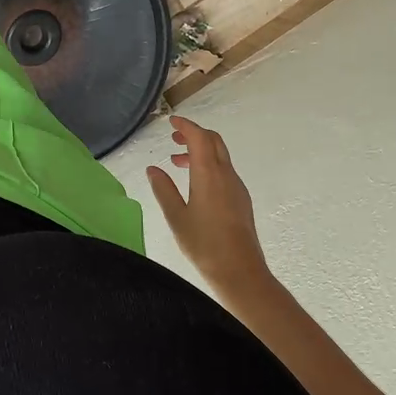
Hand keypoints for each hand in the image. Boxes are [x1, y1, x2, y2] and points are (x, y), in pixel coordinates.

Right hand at [145, 116, 272, 305]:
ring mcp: (237, 187)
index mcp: (209, 174)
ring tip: (178, 163)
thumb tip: (153, 168)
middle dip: (194, 134)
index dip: (185, 126)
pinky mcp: (241, 200)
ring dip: (201, 151)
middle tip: (174, 139)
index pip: (199, 137)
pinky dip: (209, 165)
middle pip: (214, 142)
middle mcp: (226, 175)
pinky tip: (195, 183)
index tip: (171, 122)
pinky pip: (224, 171)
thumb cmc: (204, 244)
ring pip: (220, 156)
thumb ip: (163, 189)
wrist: (240, 272)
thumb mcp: (176, 216)